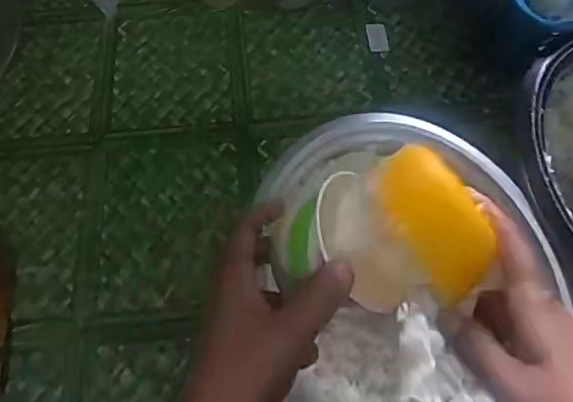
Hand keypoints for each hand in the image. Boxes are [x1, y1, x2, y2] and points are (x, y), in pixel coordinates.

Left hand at [182, 203, 354, 401]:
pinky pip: (260, 325)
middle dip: (277, 252)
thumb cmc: (247, 365)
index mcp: (233, 278)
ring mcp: (228, 324)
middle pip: (250, 260)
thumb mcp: (289, 332)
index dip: (262, 213)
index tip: (285, 206)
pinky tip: (307, 348)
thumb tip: (344, 264)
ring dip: (284, 293)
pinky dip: (282, 326)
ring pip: (257, 295)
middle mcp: (227, 294)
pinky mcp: (234, 351)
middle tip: (303, 247)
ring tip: (315, 299)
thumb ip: (317, 299)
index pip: (243, 230)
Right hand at [440, 200, 572, 401]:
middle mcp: (546, 305)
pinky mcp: (562, 350)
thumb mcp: (513, 384)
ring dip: (482, 299)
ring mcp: (557, 328)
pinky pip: (520, 323)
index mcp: (535, 301)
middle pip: (505, 271)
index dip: (491, 213)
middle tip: (439, 255)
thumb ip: (477, 348)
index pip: (512, 241)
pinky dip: (496, 323)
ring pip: (511, 301)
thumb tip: (443, 312)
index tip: (465, 191)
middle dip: (474, 262)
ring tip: (449, 302)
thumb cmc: (565, 401)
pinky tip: (480, 341)